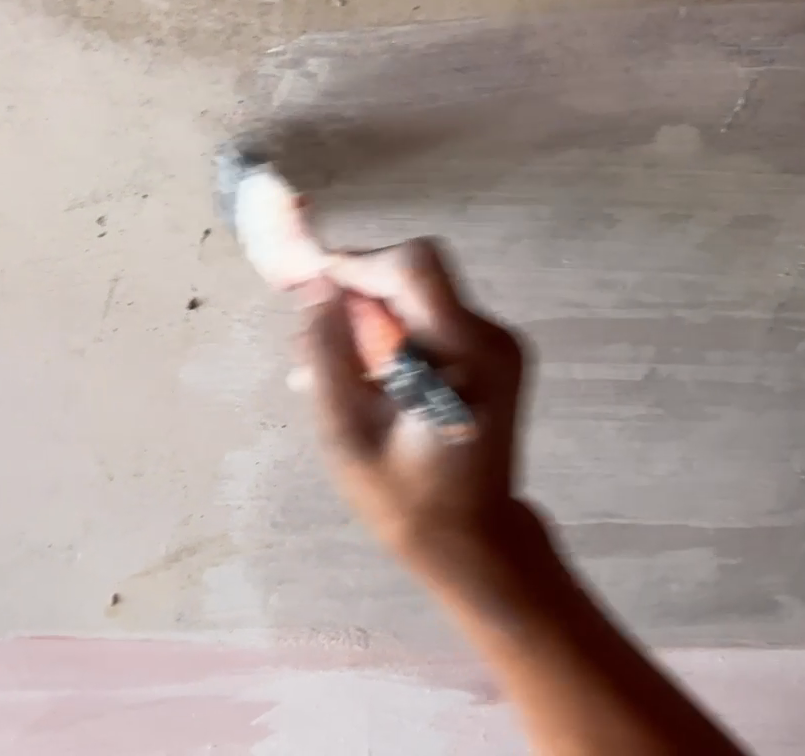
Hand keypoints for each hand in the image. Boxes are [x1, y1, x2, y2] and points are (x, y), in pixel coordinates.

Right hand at [296, 238, 529, 574]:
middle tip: (308, 332)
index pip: (413, 266)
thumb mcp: (347, 433)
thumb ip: (328, 352)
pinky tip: (358, 372)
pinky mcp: (489, 352)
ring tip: (320, 362)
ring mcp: (495, 342)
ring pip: (417, 292)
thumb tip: (316, 287)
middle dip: (356, 291)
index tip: (311, 285)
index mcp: (466, 355)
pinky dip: (389, 333)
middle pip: (414, 273)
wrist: (473, 540)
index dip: (357, 263)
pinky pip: (429, 317)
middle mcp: (490, 336)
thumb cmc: (406, 499)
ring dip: (367, 315)